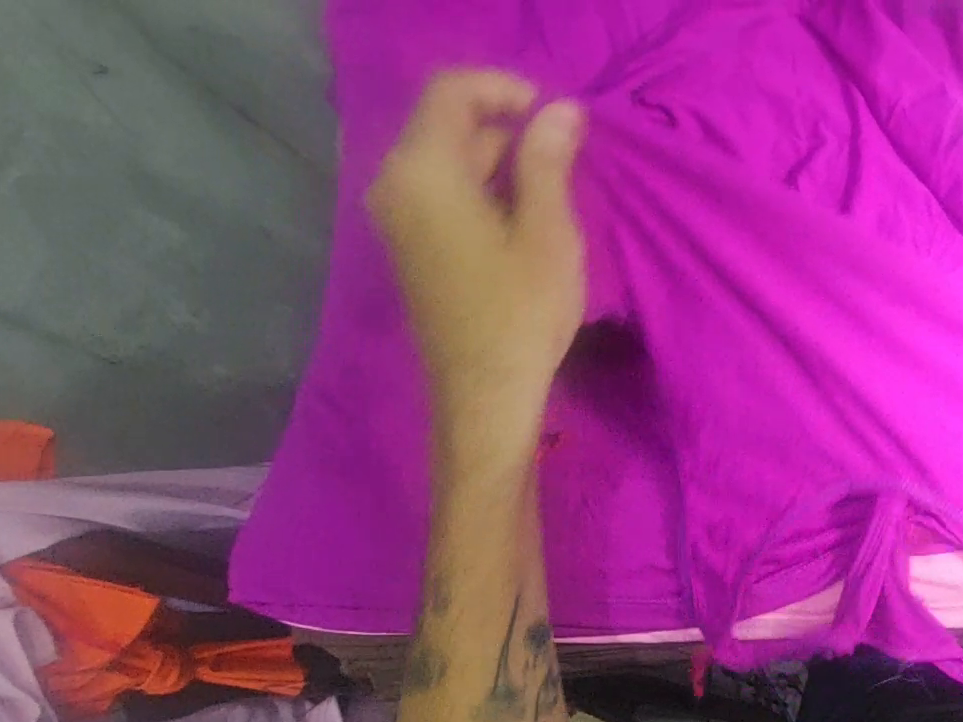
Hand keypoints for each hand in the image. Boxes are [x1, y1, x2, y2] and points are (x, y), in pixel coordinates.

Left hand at [367, 70, 586, 438]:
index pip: (453, 92)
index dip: (506, 89)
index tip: (557, 116)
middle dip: (506, 128)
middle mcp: (396, 182)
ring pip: (446, 161)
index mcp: (424, 169)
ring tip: (552, 192)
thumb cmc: (522, 312)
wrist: (485, 390)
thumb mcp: (547, 233)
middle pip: (446, 125)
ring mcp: (397, 216)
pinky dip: (481, 190)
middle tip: (566, 158)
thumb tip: (561, 110)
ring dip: (498, 162)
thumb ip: (548, 163)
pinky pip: (442, 194)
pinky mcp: (410, 246)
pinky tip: (521, 221)